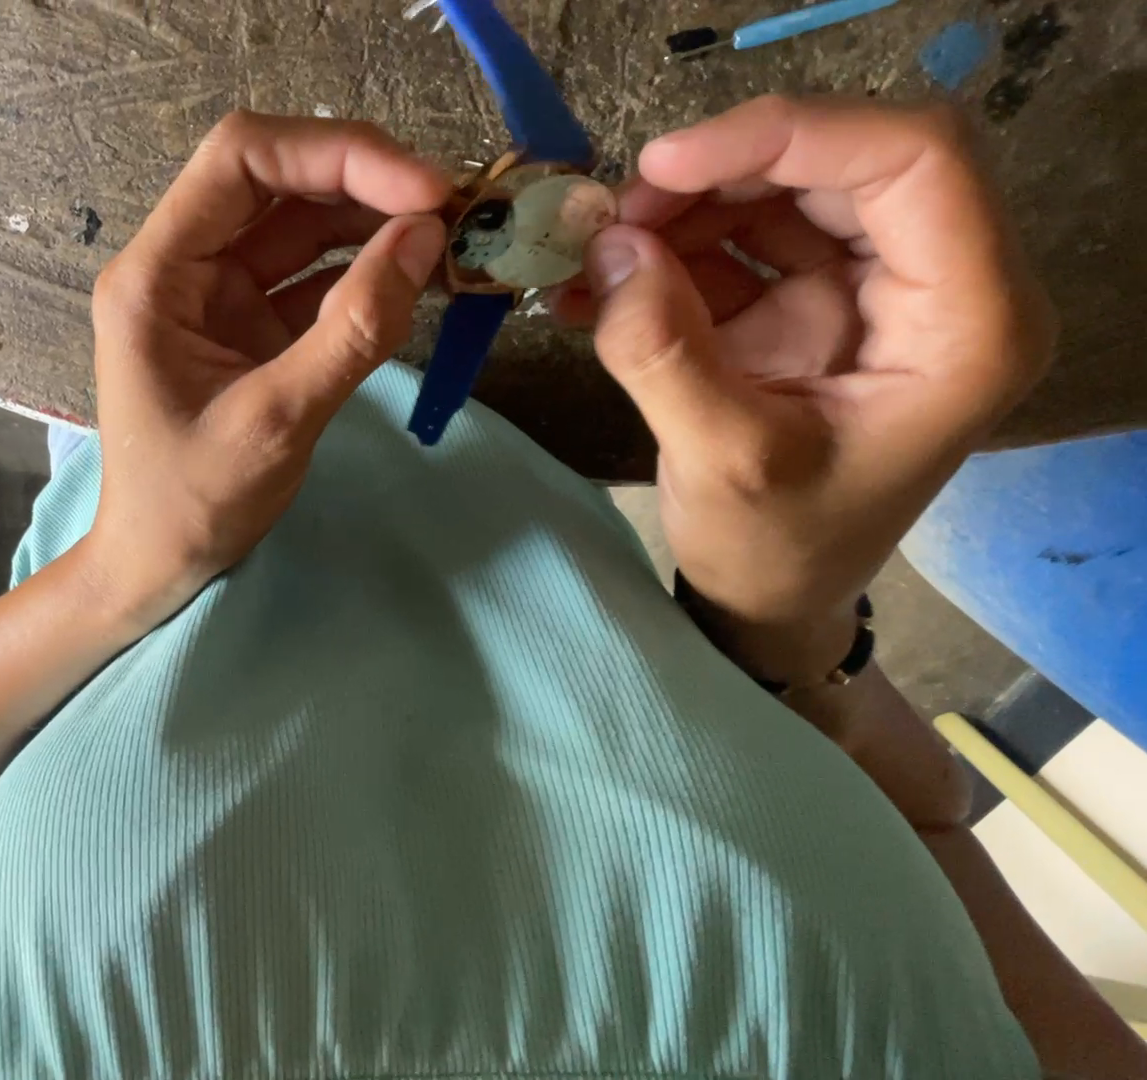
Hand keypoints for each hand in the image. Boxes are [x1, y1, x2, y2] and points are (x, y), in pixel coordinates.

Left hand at [81, 111, 448, 617]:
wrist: (160, 564)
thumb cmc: (192, 504)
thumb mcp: (275, 421)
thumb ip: (351, 330)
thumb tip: (426, 238)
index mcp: (154, 278)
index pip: (239, 160)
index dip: (335, 152)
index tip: (423, 187)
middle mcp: (180, 270)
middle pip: (275, 184)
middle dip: (365, 184)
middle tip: (456, 208)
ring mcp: (214, 298)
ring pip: (299, 228)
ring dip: (374, 225)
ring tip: (452, 238)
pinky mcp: (247, 329)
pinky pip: (309, 279)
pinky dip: (363, 274)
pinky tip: (417, 276)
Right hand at [557, 97, 1053, 682]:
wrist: (765, 594)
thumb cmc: (773, 545)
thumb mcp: (720, 459)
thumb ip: (662, 352)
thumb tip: (606, 254)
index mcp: (962, 319)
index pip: (910, 162)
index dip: (787, 137)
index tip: (660, 166)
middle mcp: (921, 287)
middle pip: (833, 170)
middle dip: (712, 182)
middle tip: (609, 220)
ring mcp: (850, 299)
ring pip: (770, 204)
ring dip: (671, 222)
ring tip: (587, 264)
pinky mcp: (789, 317)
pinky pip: (724, 256)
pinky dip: (654, 263)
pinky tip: (590, 291)